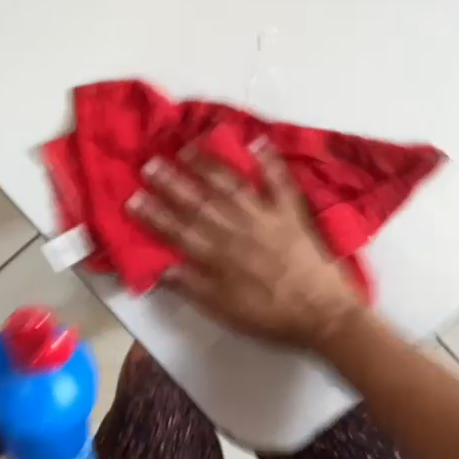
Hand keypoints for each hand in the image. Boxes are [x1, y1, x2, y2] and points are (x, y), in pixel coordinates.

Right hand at [129, 138, 364, 350]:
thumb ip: (193, 287)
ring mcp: (265, 218)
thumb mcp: (226, 311)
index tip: (132, 197)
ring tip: (186, 148)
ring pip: (230, 186)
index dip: (154, 214)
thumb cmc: (272, 317)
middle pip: (199, 202)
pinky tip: (255, 141)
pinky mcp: (291, 213)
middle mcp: (237, 230)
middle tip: (149, 163)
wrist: (326, 317)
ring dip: (208, 166)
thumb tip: (161, 267)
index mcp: (219, 256)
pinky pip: (279, 182)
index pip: (179, 231)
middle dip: (172, 183)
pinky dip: (268, 161)